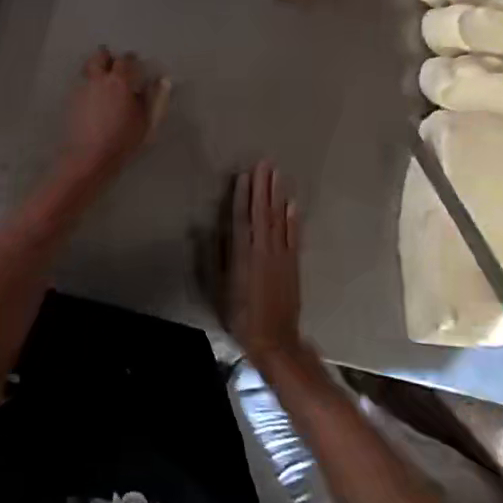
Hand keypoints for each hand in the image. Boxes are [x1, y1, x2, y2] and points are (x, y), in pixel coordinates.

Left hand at [56, 48, 169, 181]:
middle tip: (114, 66)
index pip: (125, 60)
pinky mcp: (70, 100)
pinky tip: (92, 99)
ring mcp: (81, 89)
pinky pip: (81, 85)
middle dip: (107, 58)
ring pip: (87, 69)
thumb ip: (149, 98)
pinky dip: (88, 86)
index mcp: (119, 82)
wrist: (88, 156)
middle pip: (99, 57)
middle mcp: (98, 80)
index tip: (134, 63)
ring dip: (95, 70)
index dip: (130, 59)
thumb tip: (155, 83)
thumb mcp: (144, 121)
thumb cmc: (121, 139)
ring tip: (102, 81)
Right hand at [224, 160, 304, 362]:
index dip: (243, 196)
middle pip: (263, 212)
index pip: (243, 218)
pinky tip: (292, 204)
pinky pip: (294, 235)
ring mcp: (282, 256)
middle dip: (263, 187)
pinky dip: (293, 219)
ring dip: (278, 195)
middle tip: (265, 163)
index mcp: (244, 255)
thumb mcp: (221, 288)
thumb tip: (208, 229)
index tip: (244, 174)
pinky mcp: (293, 264)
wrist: (275, 339)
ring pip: (280, 219)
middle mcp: (265, 250)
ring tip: (277, 175)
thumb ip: (218, 257)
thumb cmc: (240, 315)